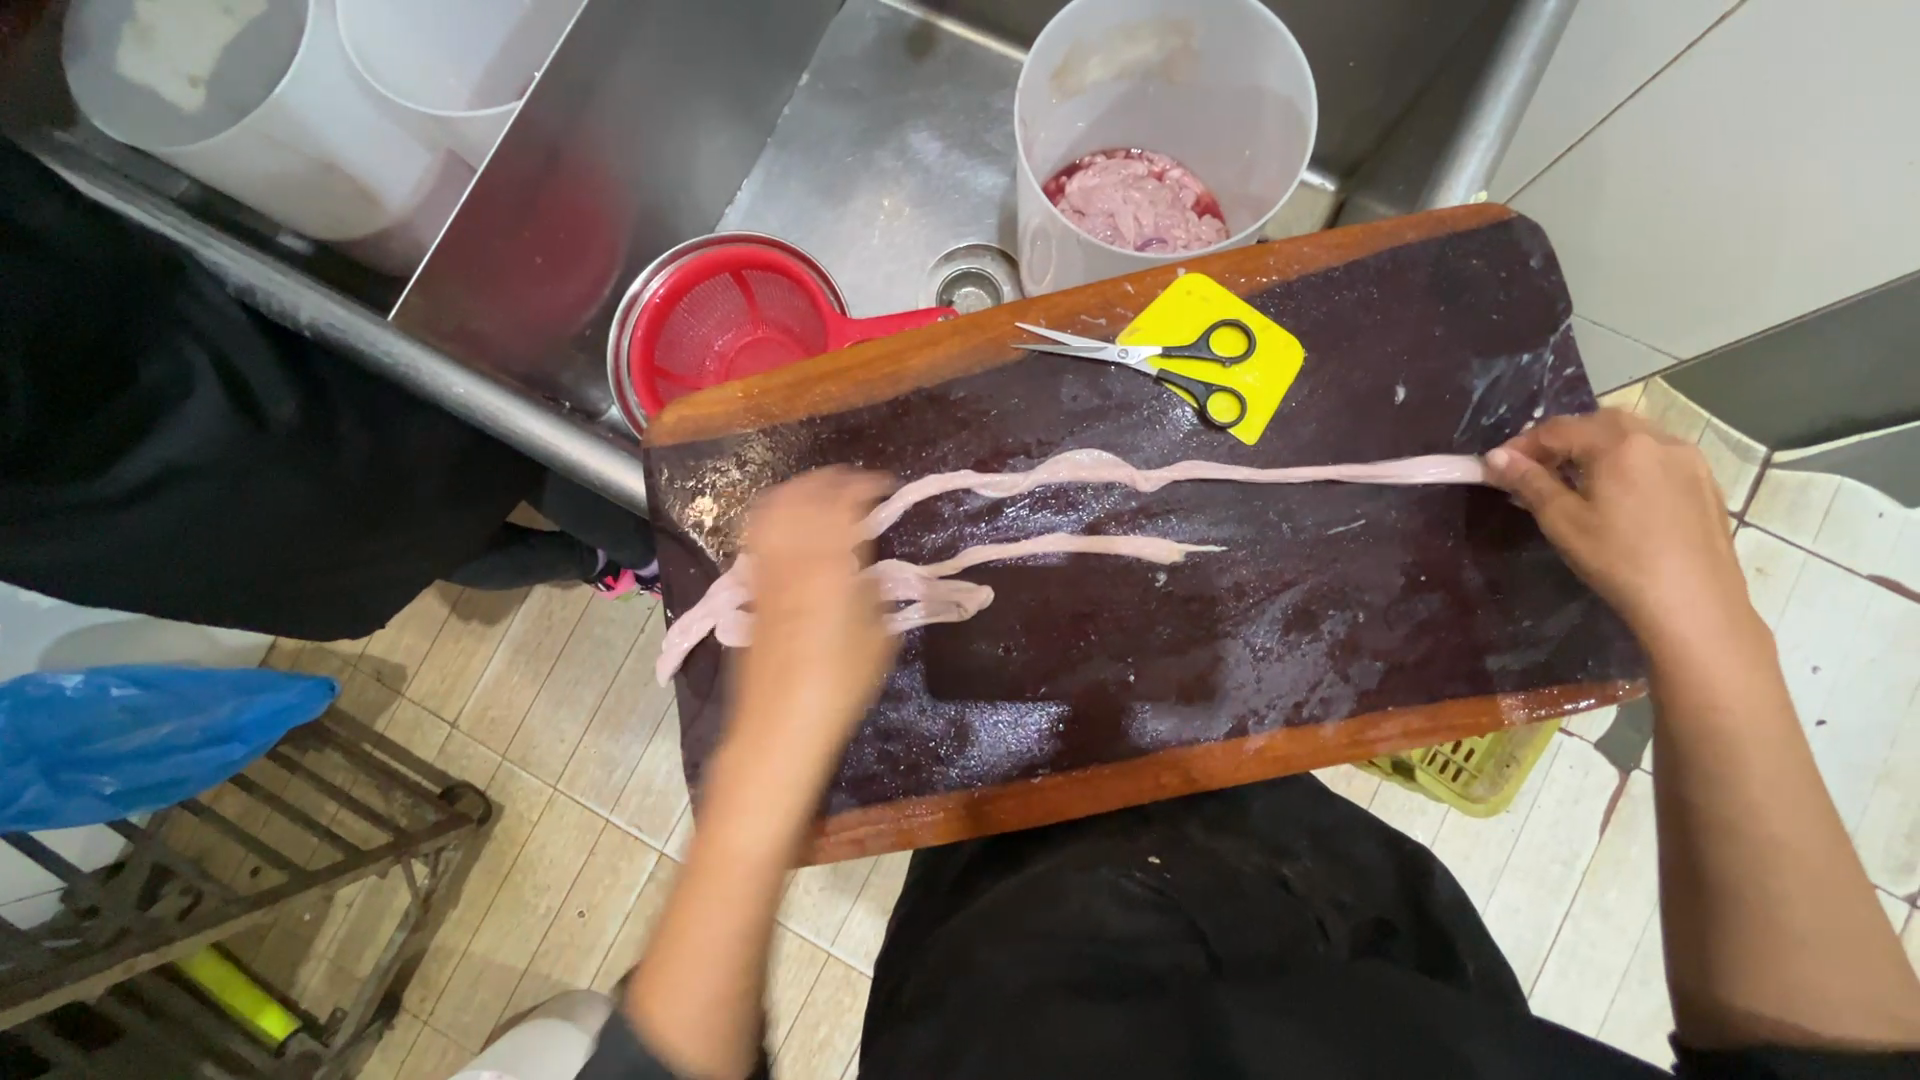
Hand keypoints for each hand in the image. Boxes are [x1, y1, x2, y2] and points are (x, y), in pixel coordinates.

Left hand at [726, 467, 897, 774]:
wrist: (779, 724)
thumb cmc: (839, 686)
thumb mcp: (879, 637)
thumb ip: (874, 591)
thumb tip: (867, 566)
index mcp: (832, 568)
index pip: (844, 504)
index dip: (864, 486)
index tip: (882, 486)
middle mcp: (794, 559)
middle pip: (804, 497)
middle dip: (829, 480)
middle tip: (852, 483)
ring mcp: (766, 572)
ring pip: (773, 510)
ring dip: (798, 492)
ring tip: (819, 493)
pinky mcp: (750, 589)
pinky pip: (757, 536)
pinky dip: (773, 517)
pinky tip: (787, 524)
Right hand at [1483, 409, 1753, 645]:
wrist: (1694, 601)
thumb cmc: (1618, 559)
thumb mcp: (1561, 520)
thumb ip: (1529, 481)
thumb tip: (1495, 457)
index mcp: (1619, 446)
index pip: (1558, 428)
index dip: (1521, 444)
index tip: (1496, 466)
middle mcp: (1658, 440)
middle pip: (1598, 422)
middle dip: (1561, 438)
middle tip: (1534, 469)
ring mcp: (1688, 459)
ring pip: (1631, 435)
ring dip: (1595, 446)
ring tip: (1573, 479)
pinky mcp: (1704, 481)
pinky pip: (1656, 455)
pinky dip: (1626, 460)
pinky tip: (1615, 493)